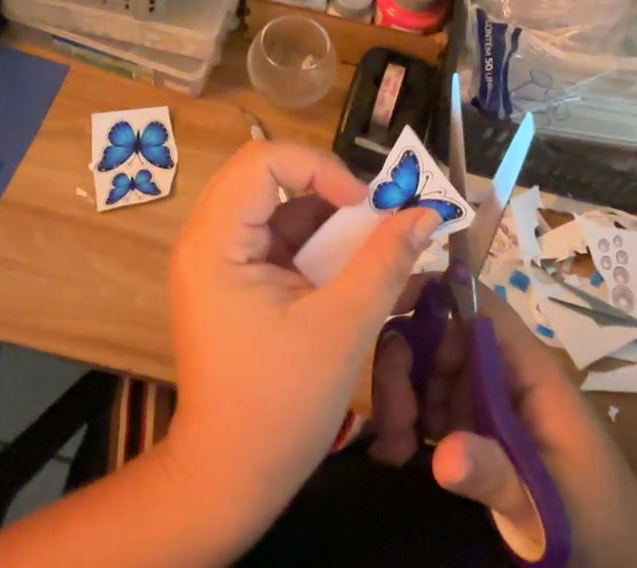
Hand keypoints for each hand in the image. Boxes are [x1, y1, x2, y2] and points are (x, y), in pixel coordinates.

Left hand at [160, 140, 441, 528]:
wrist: (232, 475)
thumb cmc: (281, 403)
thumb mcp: (343, 326)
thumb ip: (385, 261)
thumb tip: (427, 212)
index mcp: (215, 242)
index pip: (261, 161)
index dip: (318, 167)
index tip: (363, 203)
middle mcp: (208, 241)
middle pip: (268, 179)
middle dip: (329, 190)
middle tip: (376, 215)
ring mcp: (220, 262)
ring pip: (279, 210)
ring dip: (330, 221)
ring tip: (376, 246)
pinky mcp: (236, 284)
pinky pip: (280, 243)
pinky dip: (320, 248)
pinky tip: (357, 271)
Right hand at [370, 294, 636, 567]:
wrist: (623, 558)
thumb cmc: (594, 523)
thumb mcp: (543, 508)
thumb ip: (495, 478)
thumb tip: (443, 454)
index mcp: (528, 369)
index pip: (475, 303)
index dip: (428, 292)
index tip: (379, 310)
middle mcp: (504, 369)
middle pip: (438, 333)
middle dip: (402, 365)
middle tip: (388, 423)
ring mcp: (488, 394)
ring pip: (426, 366)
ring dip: (399, 396)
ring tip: (391, 448)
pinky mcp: (477, 420)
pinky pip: (430, 399)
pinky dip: (407, 419)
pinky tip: (397, 453)